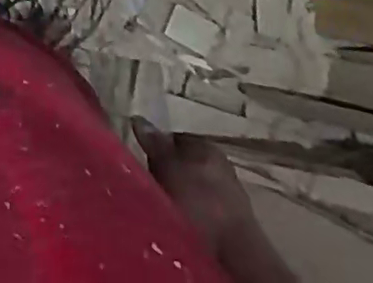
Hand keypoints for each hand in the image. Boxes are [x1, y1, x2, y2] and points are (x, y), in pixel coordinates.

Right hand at [132, 118, 261, 256]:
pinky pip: (199, 210)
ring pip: (190, 187)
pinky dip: (187, 213)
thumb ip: (154, 143)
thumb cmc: (198, 200)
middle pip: (183, 163)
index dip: (155, 145)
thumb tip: (138, 118)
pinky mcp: (229, 225)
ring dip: (175, 194)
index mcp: (207, 147)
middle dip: (164, 171)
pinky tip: (175, 220)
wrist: (234, 254)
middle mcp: (220, 167)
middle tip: (145, 181)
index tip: (139, 156)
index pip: (175, 137)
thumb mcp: (167, 165)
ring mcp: (228, 197)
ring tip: (157, 203)